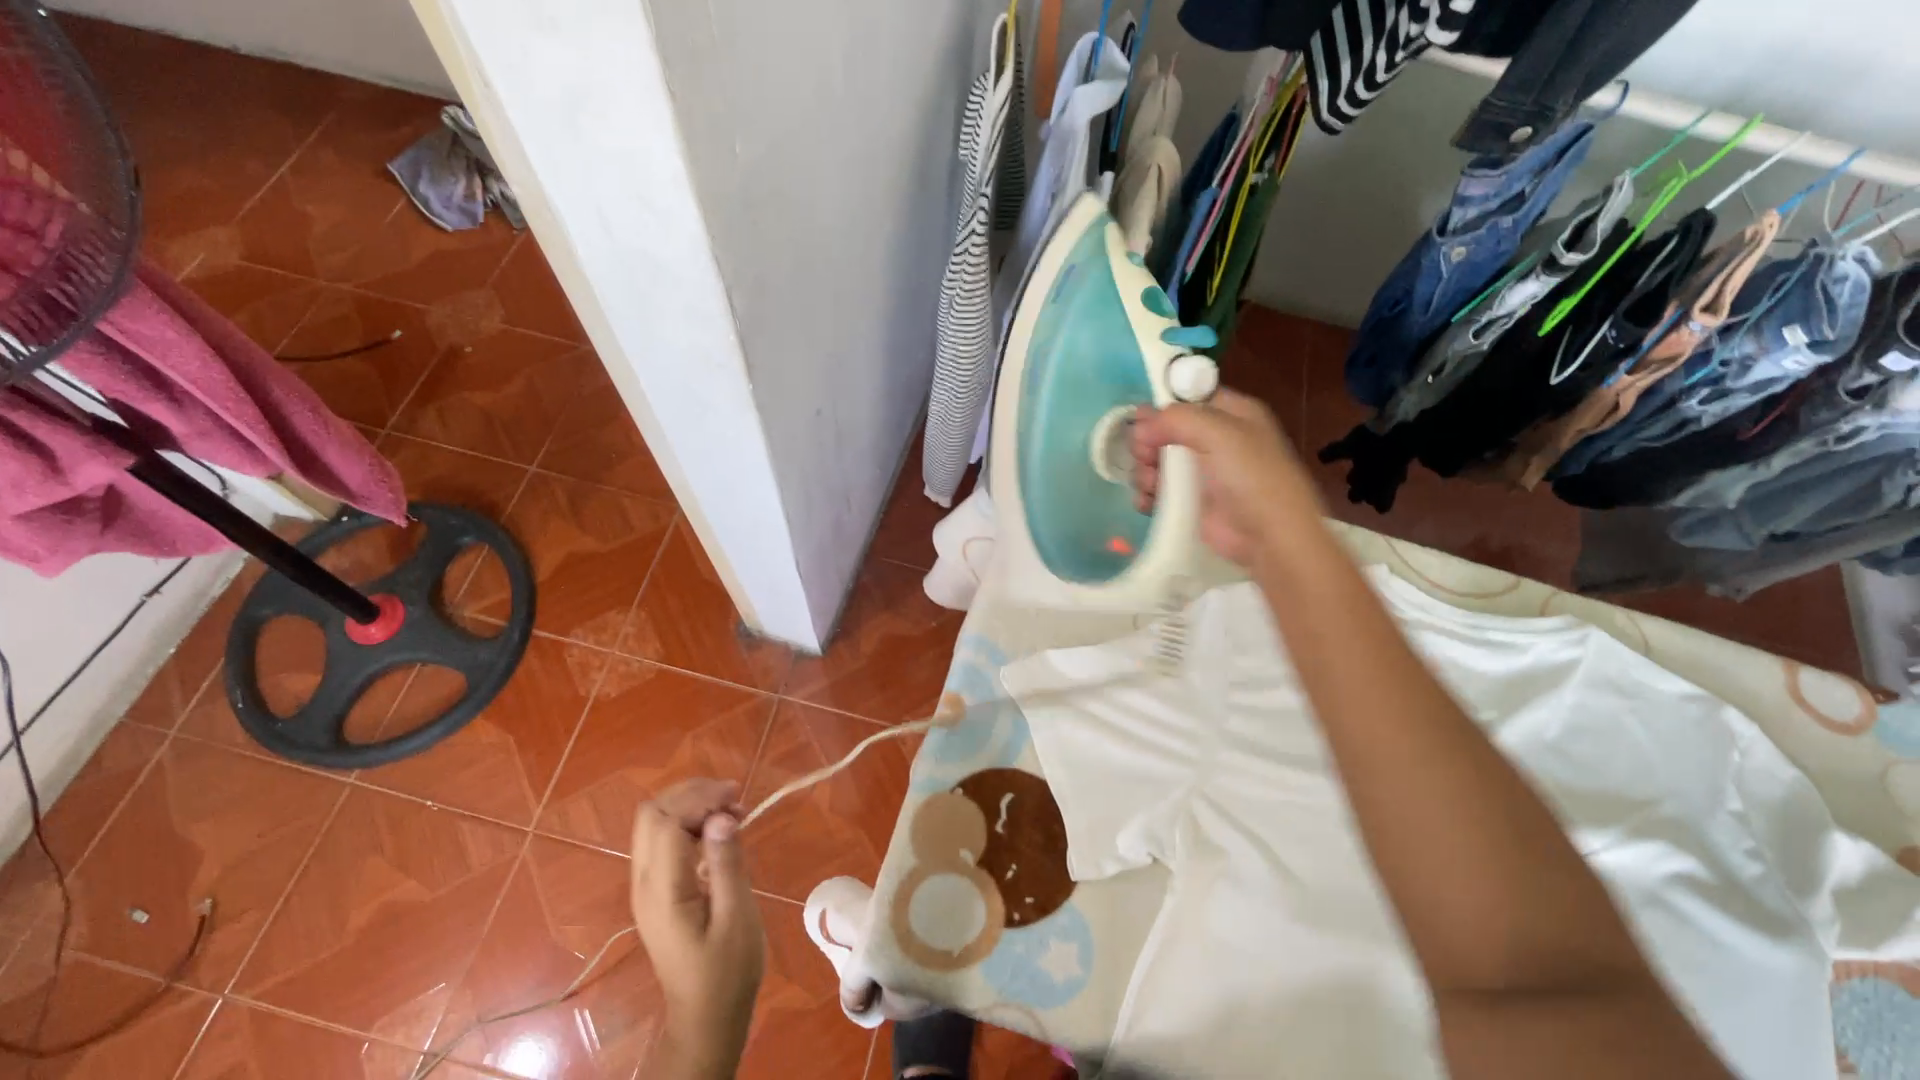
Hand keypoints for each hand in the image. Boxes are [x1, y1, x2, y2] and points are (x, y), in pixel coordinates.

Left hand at [631, 779, 763, 1079]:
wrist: (706, 1015)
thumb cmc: (728, 971)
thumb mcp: (737, 917)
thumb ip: (726, 864)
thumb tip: (720, 817)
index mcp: (662, 890)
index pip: (666, 821)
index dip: (700, 798)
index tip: (737, 797)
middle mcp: (644, 883)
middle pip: (651, 814)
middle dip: (691, 795)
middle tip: (734, 801)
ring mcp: (645, 887)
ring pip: (653, 824)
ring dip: (689, 807)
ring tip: (731, 813)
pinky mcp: (655, 892)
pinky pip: (661, 842)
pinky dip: (687, 825)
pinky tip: (718, 834)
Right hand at [1131, 389, 1320, 566]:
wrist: (1269, 535)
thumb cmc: (1251, 476)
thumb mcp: (1220, 433)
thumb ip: (1177, 419)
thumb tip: (1140, 425)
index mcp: (1230, 414)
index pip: (1188, 397)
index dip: (1163, 405)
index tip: (1143, 421)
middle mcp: (1214, 440)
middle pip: (1165, 430)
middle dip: (1149, 442)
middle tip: (1146, 456)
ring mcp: (1200, 473)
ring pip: (1157, 461)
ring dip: (1145, 470)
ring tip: (1150, 484)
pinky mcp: (1189, 503)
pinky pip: (1158, 490)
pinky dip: (1147, 494)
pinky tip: (1146, 501)